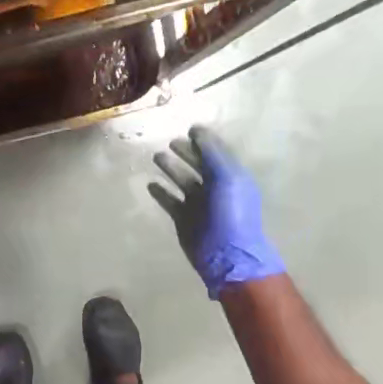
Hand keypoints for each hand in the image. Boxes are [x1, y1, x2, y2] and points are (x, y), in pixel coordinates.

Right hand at [150, 125, 284, 297]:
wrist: (226, 255)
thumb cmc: (231, 214)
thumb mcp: (227, 177)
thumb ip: (213, 153)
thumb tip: (197, 131)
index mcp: (231, 176)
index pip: (216, 152)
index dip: (204, 140)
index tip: (189, 128)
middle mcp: (215, 188)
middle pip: (198, 164)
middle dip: (186, 152)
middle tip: (171, 142)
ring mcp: (199, 204)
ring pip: (183, 180)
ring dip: (171, 169)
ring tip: (157, 157)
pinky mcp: (184, 219)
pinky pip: (171, 201)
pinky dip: (162, 193)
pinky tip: (151, 184)